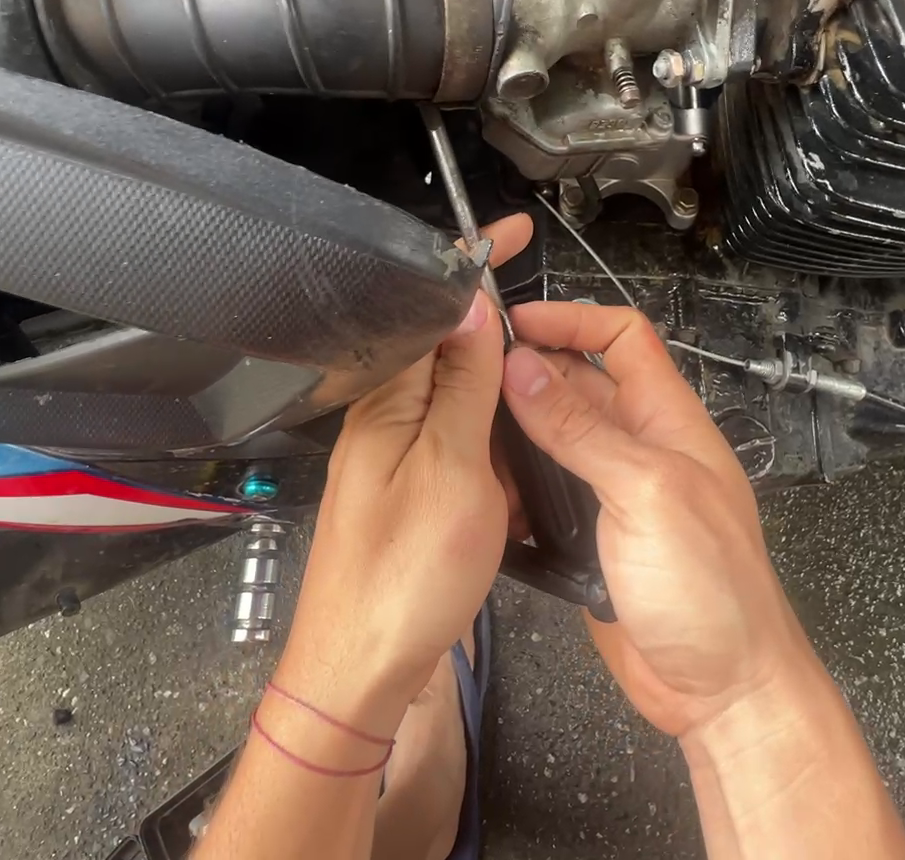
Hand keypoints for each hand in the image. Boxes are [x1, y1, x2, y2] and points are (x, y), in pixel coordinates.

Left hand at [272, 214, 532, 737]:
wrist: (361, 670)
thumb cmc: (402, 580)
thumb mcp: (451, 469)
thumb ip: (462, 386)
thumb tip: (472, 311)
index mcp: (387, 401)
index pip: (431, 309)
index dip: (472, 266)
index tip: (511, 234)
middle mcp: (383, 418)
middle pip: (441, 345)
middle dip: (493, 328)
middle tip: (542, 328)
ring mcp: (393, 454)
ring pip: (452, 394)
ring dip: (495, 386)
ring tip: (534, 392)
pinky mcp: (406, 488)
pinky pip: (452, 439)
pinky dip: (487, 436)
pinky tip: (510, 454)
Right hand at [500, 302, 819, 737]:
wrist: (719, 687)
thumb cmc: (709, 587)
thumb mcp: (646, 491)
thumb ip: (581, 430)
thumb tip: (523, 368)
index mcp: (667, 418)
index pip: (623, 338)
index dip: (573, 320)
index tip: (517, 323)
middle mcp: (638, 445)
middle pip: (577, 384)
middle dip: (530, 371)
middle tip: (471, 376)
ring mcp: (611, 490)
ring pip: (554, 436)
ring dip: (516, 429)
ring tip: (467, 428)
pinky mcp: (588, 533)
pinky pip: (546, 490)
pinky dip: (516, 482)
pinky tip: (486, 486)